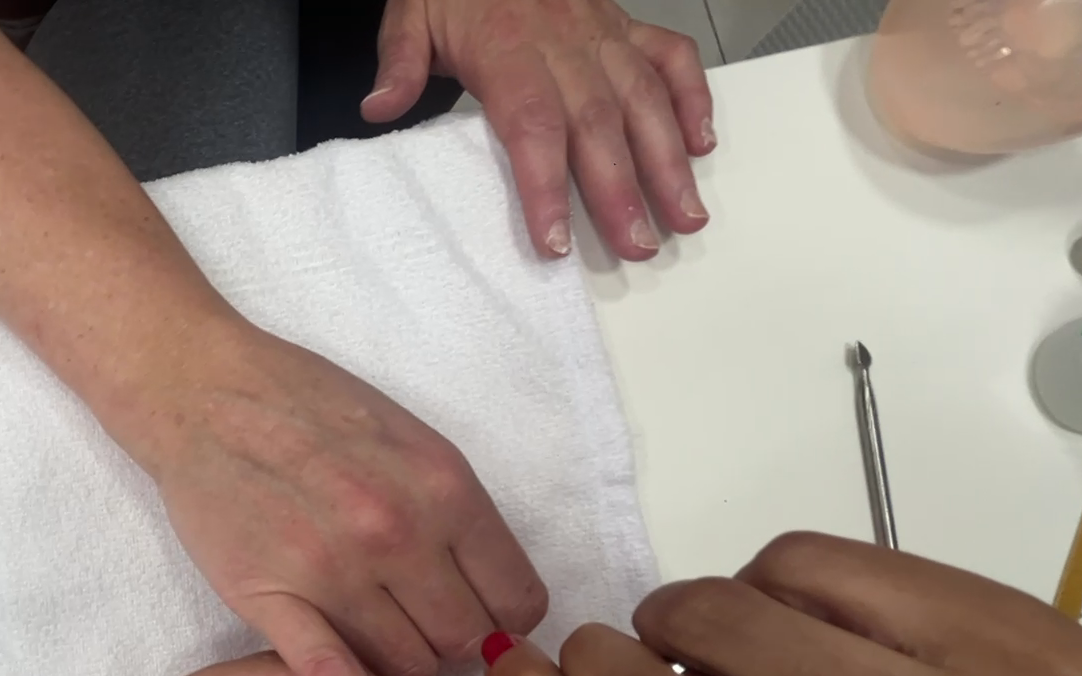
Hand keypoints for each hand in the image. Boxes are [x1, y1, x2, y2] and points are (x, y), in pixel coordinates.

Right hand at [132, 325, 546, 675]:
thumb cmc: (302, 402)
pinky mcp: (271, 600)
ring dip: (402, 675)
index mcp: (445, 487)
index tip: (478, 623)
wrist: (204, 396)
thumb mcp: (403, 432)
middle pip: (463, 644)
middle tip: (418, 635)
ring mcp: (334, 572)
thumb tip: (479, 583)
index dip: (502, 623)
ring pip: (406, 670)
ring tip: (372, 647)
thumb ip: (451, 507)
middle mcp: (400, 534)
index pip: (516, 599)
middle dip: (450, 652)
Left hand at [364, 0, 716, 260]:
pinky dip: (691, 99)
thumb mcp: (413, 14)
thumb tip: (379, 106)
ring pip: (645, 101)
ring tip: (686, 217)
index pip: (533, 127)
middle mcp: (568, 43)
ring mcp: (603, 34)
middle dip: (623, 193)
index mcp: (511, 50)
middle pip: (600, 127)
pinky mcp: (624, 24)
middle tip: (639, 247)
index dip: (547, 188)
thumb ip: (399, 62)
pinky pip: (669, 58)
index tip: (556, 242)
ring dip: (669, 162)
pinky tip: (701, 144)